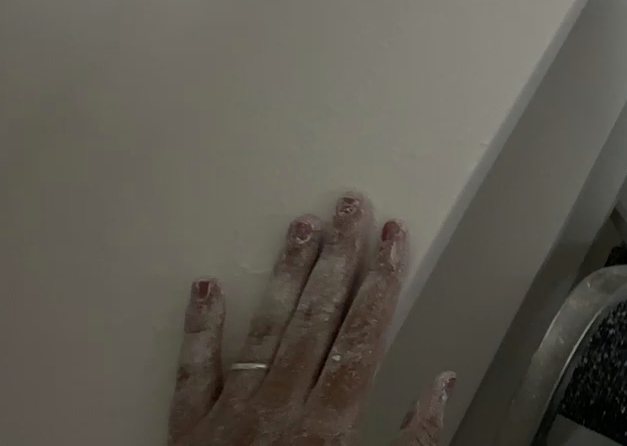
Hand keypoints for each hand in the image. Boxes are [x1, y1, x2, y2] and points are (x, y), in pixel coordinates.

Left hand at [168, 193, 452, 445]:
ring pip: (263, 331)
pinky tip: (204, 286)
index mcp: (329, 425)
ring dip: (284, 274)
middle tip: (350, 205)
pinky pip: (190, 375)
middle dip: (339, 256)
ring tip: (300, 226)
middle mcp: (279, 410)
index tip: (395, 235)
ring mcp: (228, 419)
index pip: (364, 333)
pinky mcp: (184, 435)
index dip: (384, 280)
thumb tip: (442, 383)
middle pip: (316, 317)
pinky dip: (197, 331)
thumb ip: (415, 442)